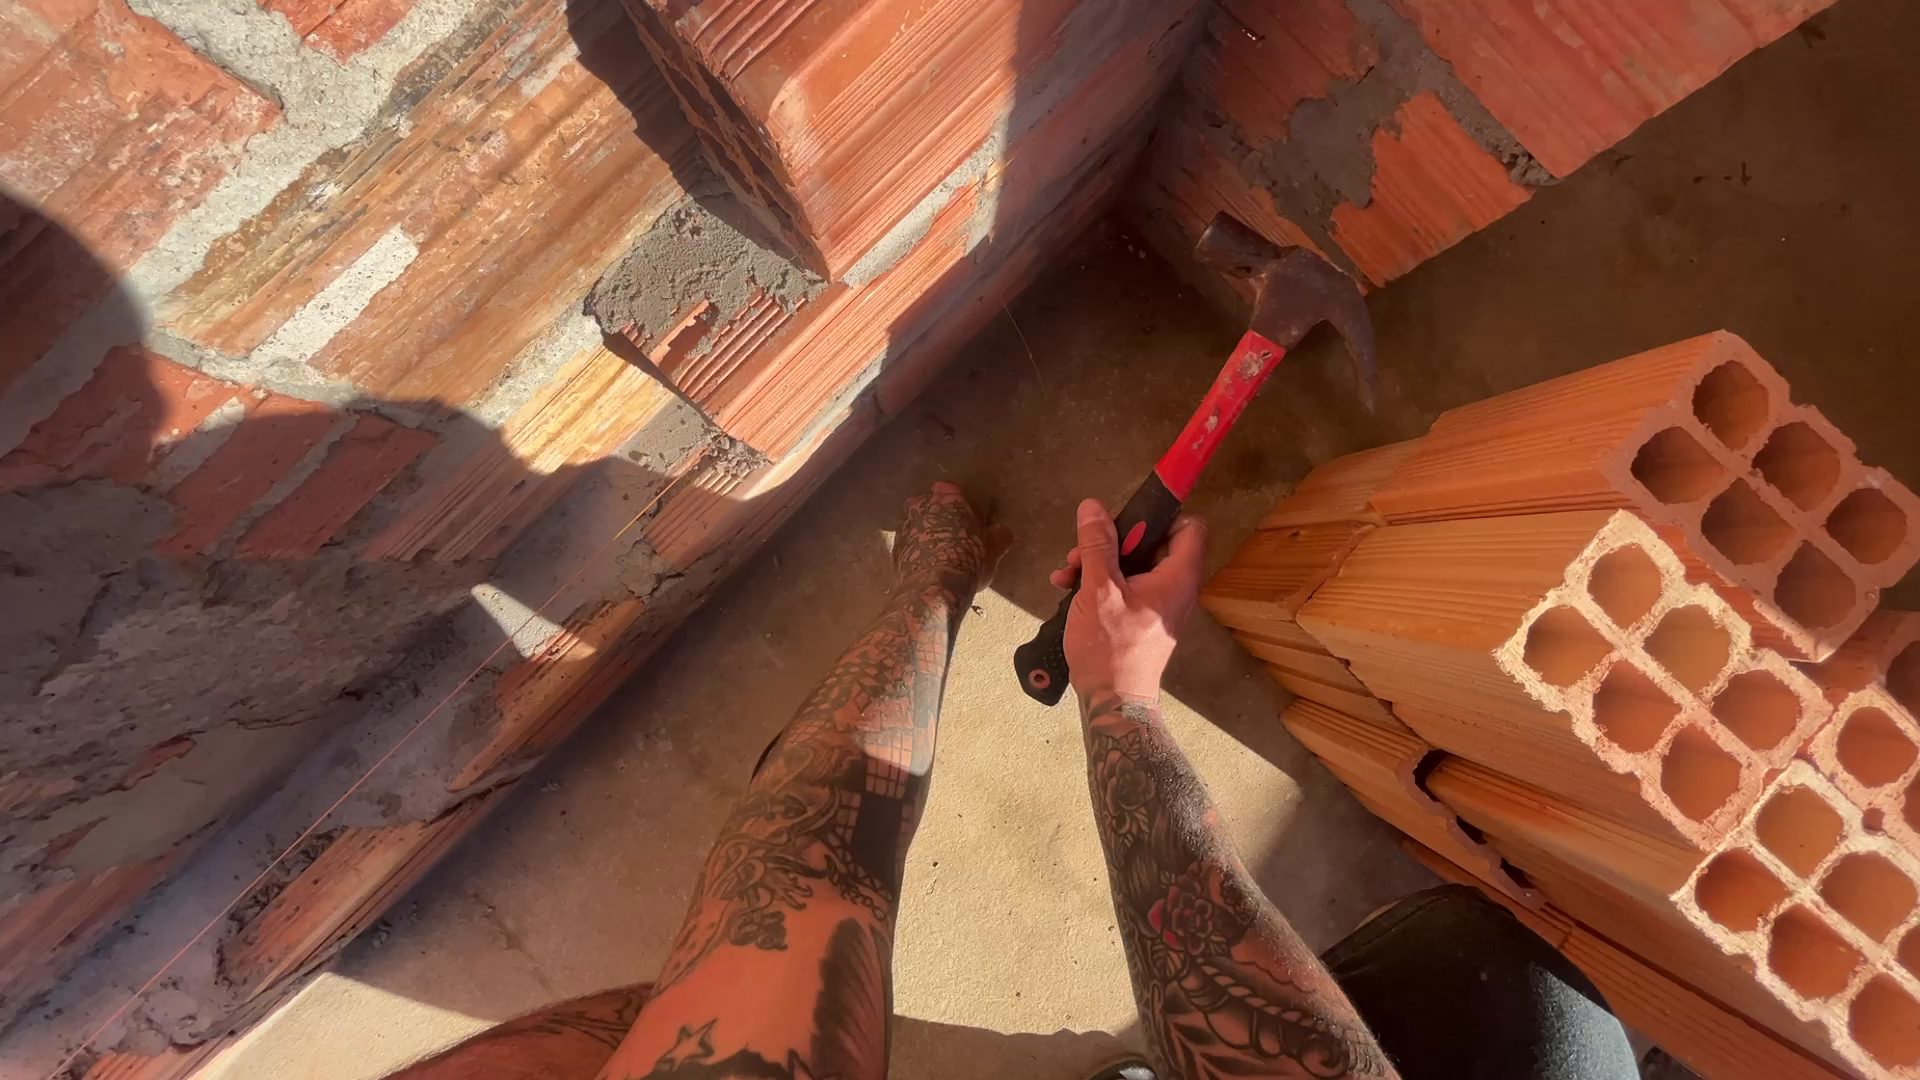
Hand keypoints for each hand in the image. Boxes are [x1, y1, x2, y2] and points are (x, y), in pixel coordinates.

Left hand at [893, 482, 1012, 597]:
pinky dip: (917, 554)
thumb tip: (1002, 532)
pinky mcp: (895, 550)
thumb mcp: (994, 547)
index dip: (962, 506)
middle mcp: (920, 505)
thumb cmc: (968, 557)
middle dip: (940, 518)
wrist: (935, 586)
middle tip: (956, 538)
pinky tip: (929, 569)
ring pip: (917, 526)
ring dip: (926, 536)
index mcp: (946, 496)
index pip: (953, 491)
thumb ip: (999, 534)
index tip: (970, 522)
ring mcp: (904, 527)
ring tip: (942, 556)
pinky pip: (908, 547)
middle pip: (930, 506)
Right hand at [1050, 498, 1206, 702]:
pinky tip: (1069, 589)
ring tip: (1067, 574)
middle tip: (1081, 551)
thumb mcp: (1098, 589)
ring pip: (1132, 566)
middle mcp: (1175, 588)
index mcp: (1177, 577)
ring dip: (1097, 563)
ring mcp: (1158, 605)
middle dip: (1111, 542)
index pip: (1188, 526)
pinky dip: (1099, 584)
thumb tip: (1093, 508)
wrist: (1112, 701)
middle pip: (1150, 543)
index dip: (1159, 515)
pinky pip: (1125, 588)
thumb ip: (1096, 545)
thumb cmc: (1111, 649)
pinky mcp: (1142, 620)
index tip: (1125, 518)